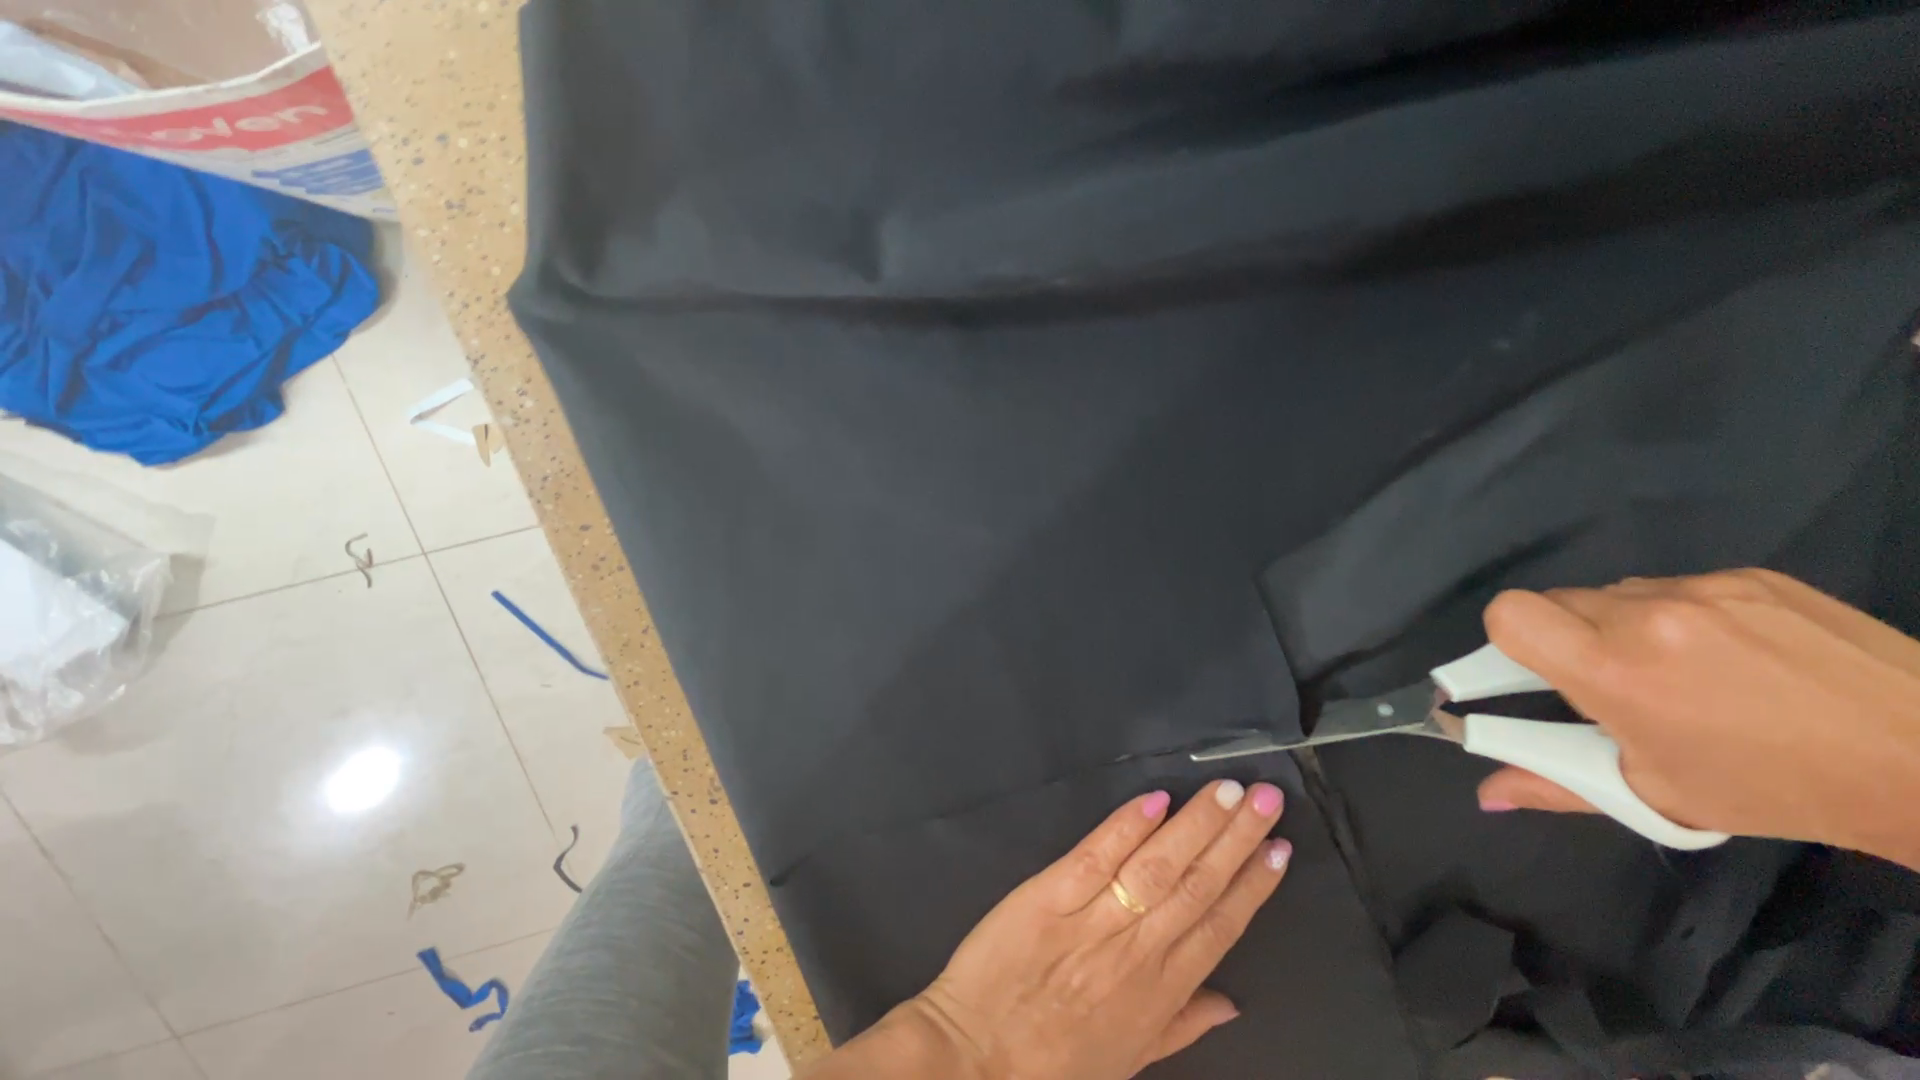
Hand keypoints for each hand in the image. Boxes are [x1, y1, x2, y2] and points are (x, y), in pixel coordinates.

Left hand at [808, 779, 1290, 1079]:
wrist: (976, 1057)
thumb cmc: (1054, 1061)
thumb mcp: (1130, 1058)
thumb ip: (1183, 1024)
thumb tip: (1233, 1001)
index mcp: (1161, 989)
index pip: (1220, 926)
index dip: (1253, 884)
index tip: (1280, 847)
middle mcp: (1136, 949)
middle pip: (1198, 885)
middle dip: (1236, 837)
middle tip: (1267, 795)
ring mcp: (1092, 920)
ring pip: (1156, 865)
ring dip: (1196, 825)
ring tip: (1227, 790)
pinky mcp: (1047, 896)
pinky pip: (1094, 857)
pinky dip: (1125, 827)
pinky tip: (1154, 801)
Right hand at [1477, 569, 1919, 868]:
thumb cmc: (1777, 789)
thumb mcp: (1656, 795)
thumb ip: (1557, 784)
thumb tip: (1487, 794)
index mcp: (1613, 671)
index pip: (1510, 614)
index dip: (1510, 639)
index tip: (1539, 671)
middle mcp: (1647, 614)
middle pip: (1558, 601)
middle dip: (1569, 638)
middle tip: (1614, 684)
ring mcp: (1704, 588)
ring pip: (1619, 593)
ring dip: (1625, 626)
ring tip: (1687, 672)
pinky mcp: (1753, 576)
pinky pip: (1681, 587)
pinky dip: (1685, 617)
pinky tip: (1739, 657)